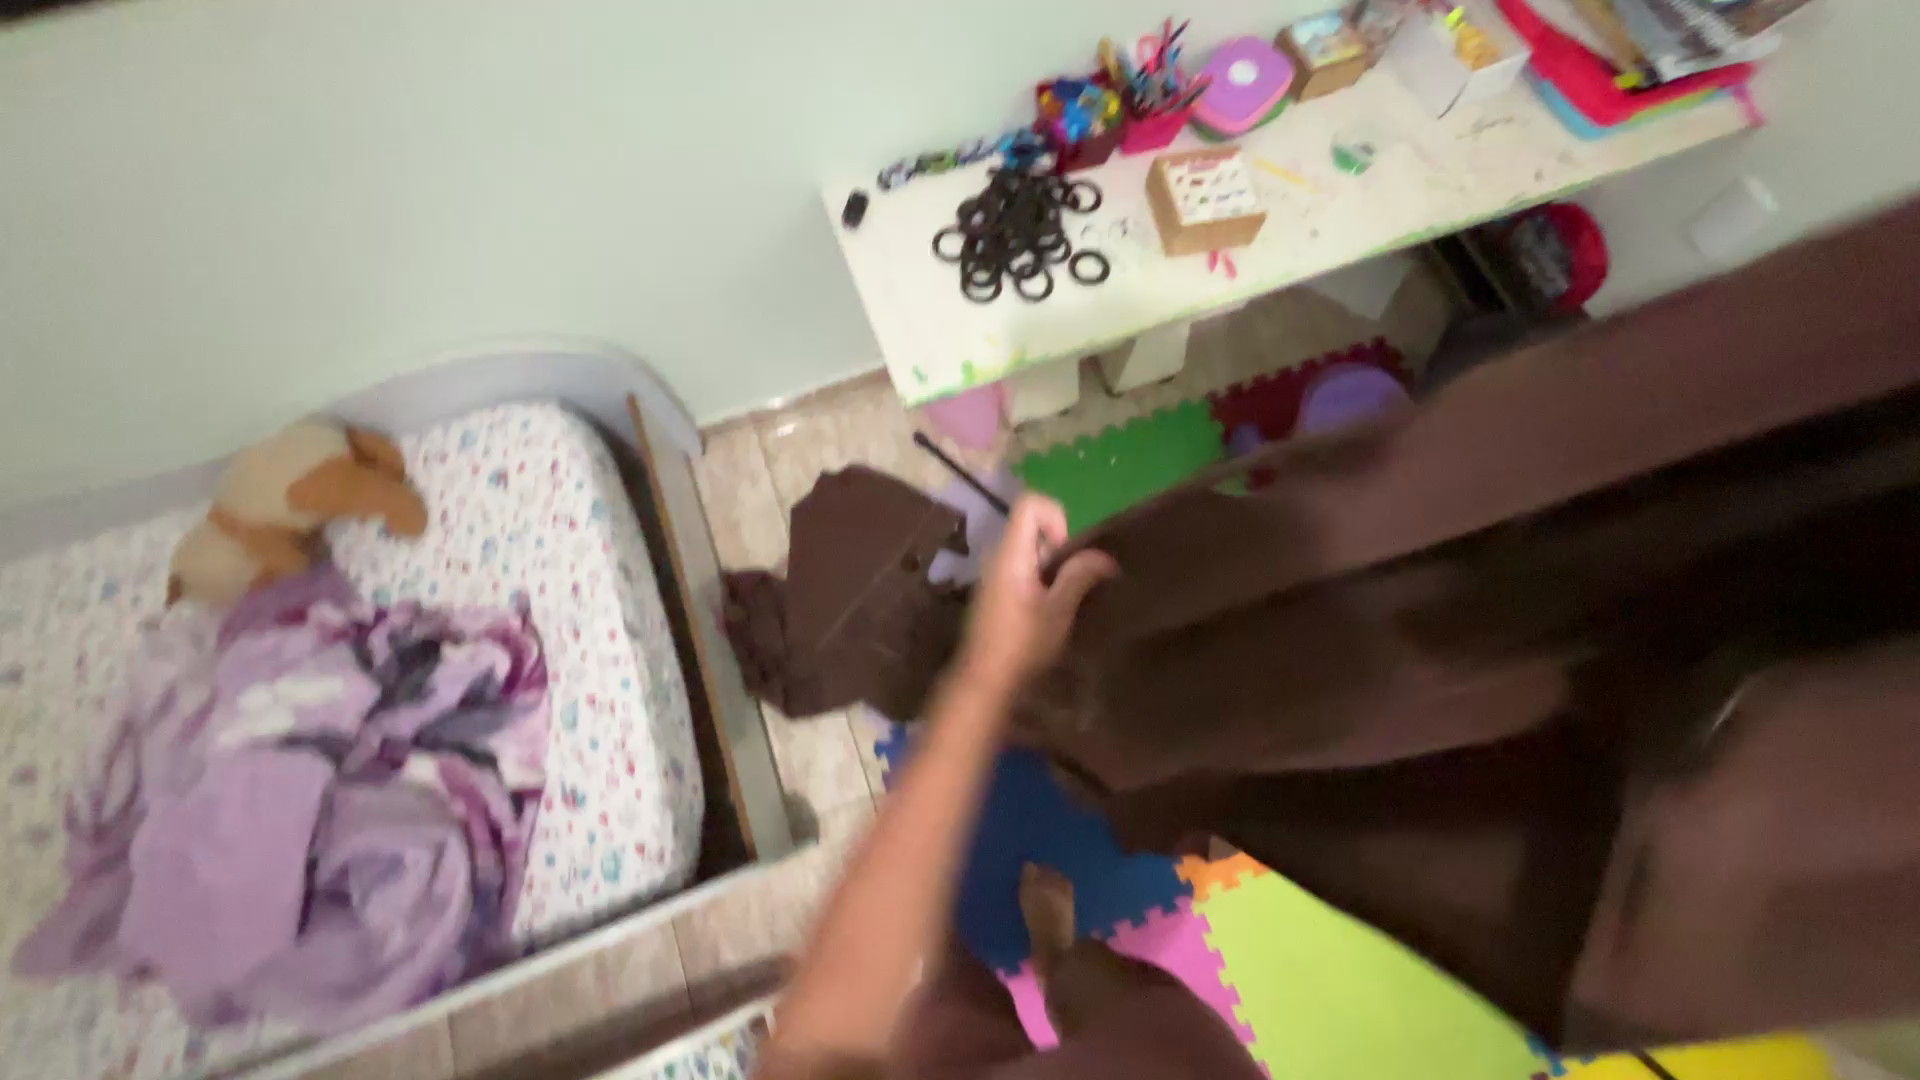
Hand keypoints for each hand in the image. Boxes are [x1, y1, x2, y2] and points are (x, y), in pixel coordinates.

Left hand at [958, 495, 1118, 696]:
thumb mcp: (1058, 610)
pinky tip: (1047, 611)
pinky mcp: (995, 592)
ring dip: (1051, 566)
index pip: (1030, 504)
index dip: (1056, 516)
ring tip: (1063, 598)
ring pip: (1027, 550)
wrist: (984, 680)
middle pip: (1030, 526)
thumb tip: (1105, 556)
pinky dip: (1039, 579)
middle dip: (1058, 546)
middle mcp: (998, 556)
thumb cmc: (1022, 644)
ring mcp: (993, 574)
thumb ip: (1080, 576)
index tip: (1066, 552)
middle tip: (1070, 581)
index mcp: (1011, 553)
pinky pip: (1020, 569)